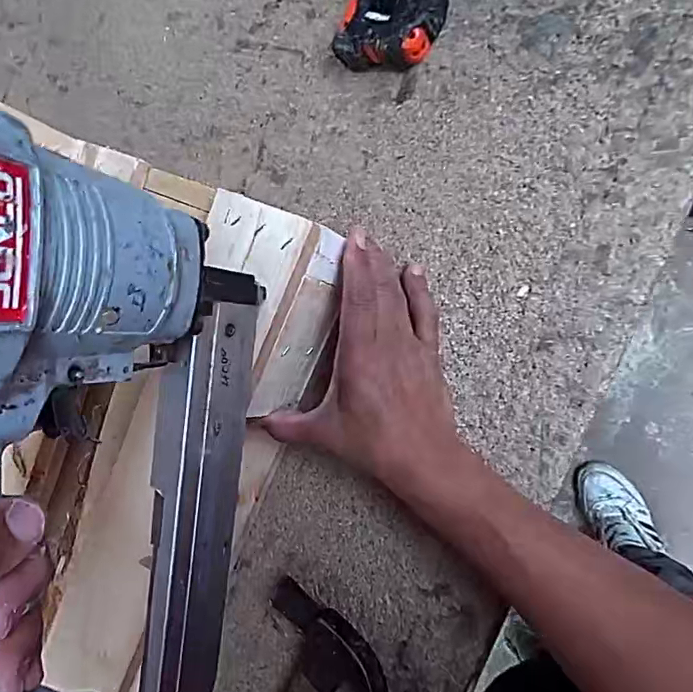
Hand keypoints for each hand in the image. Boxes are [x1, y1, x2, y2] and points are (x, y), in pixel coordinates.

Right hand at [260, 226, 469, 500]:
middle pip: (378, 290)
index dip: (354, 268)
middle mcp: (387, 344)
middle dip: (370, 259)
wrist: (425, 457)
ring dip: (389, 269)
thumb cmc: (377, 444)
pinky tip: (415, 273)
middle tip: (361, 234)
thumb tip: (263, 423)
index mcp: (360, 355)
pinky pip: (425, 314)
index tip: (351, 243)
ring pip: (400, 297)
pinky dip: (420, 291)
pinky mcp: (429, 355)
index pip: (357, 300)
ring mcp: (411, 346)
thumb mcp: (327, 434)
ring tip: (381, 247)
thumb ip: (291, 425)